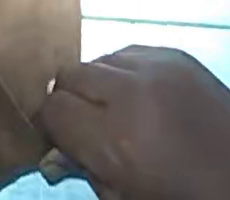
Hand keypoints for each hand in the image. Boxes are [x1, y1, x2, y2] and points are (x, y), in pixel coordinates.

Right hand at [37, 46, 229, 199]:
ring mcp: (158, 68)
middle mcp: (132, 92)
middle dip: (70, 103)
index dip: (51, 128)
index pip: (52, 109)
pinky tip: (147, 105)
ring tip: (122, 119)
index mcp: (121, 142)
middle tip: (89, 134)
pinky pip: (127, 52)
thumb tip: (56, 154)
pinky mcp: (178, 56)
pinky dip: (126, 75)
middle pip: (66, 76)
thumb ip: (92, 178)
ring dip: (97, 87)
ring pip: (95, 60)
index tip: (61, 145)